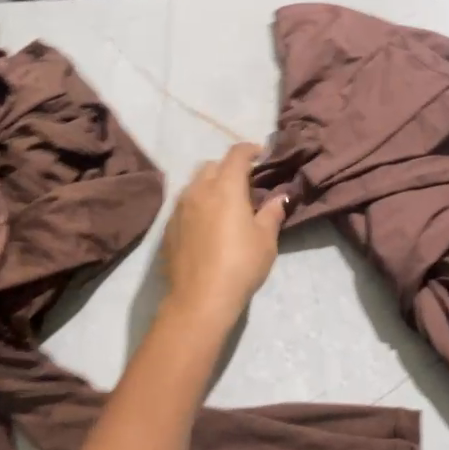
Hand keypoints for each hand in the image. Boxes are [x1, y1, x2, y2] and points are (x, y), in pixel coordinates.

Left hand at [161, 144, 287, 324]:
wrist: (199, 299)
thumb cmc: (240, 264)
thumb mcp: (265, 239)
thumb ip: (272, 212)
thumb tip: (280, 197)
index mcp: (225, 186)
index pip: (236, 154)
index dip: (250, 150)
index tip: (261, 155)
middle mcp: (198, 189)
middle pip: (212, 165)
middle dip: (229, 167)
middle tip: (245, 184)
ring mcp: (179, 207)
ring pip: (195, 183)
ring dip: (211, 184)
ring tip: (225, 203)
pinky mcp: (168, 226)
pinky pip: (185, 203)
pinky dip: (198, 203)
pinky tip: (207, 223)